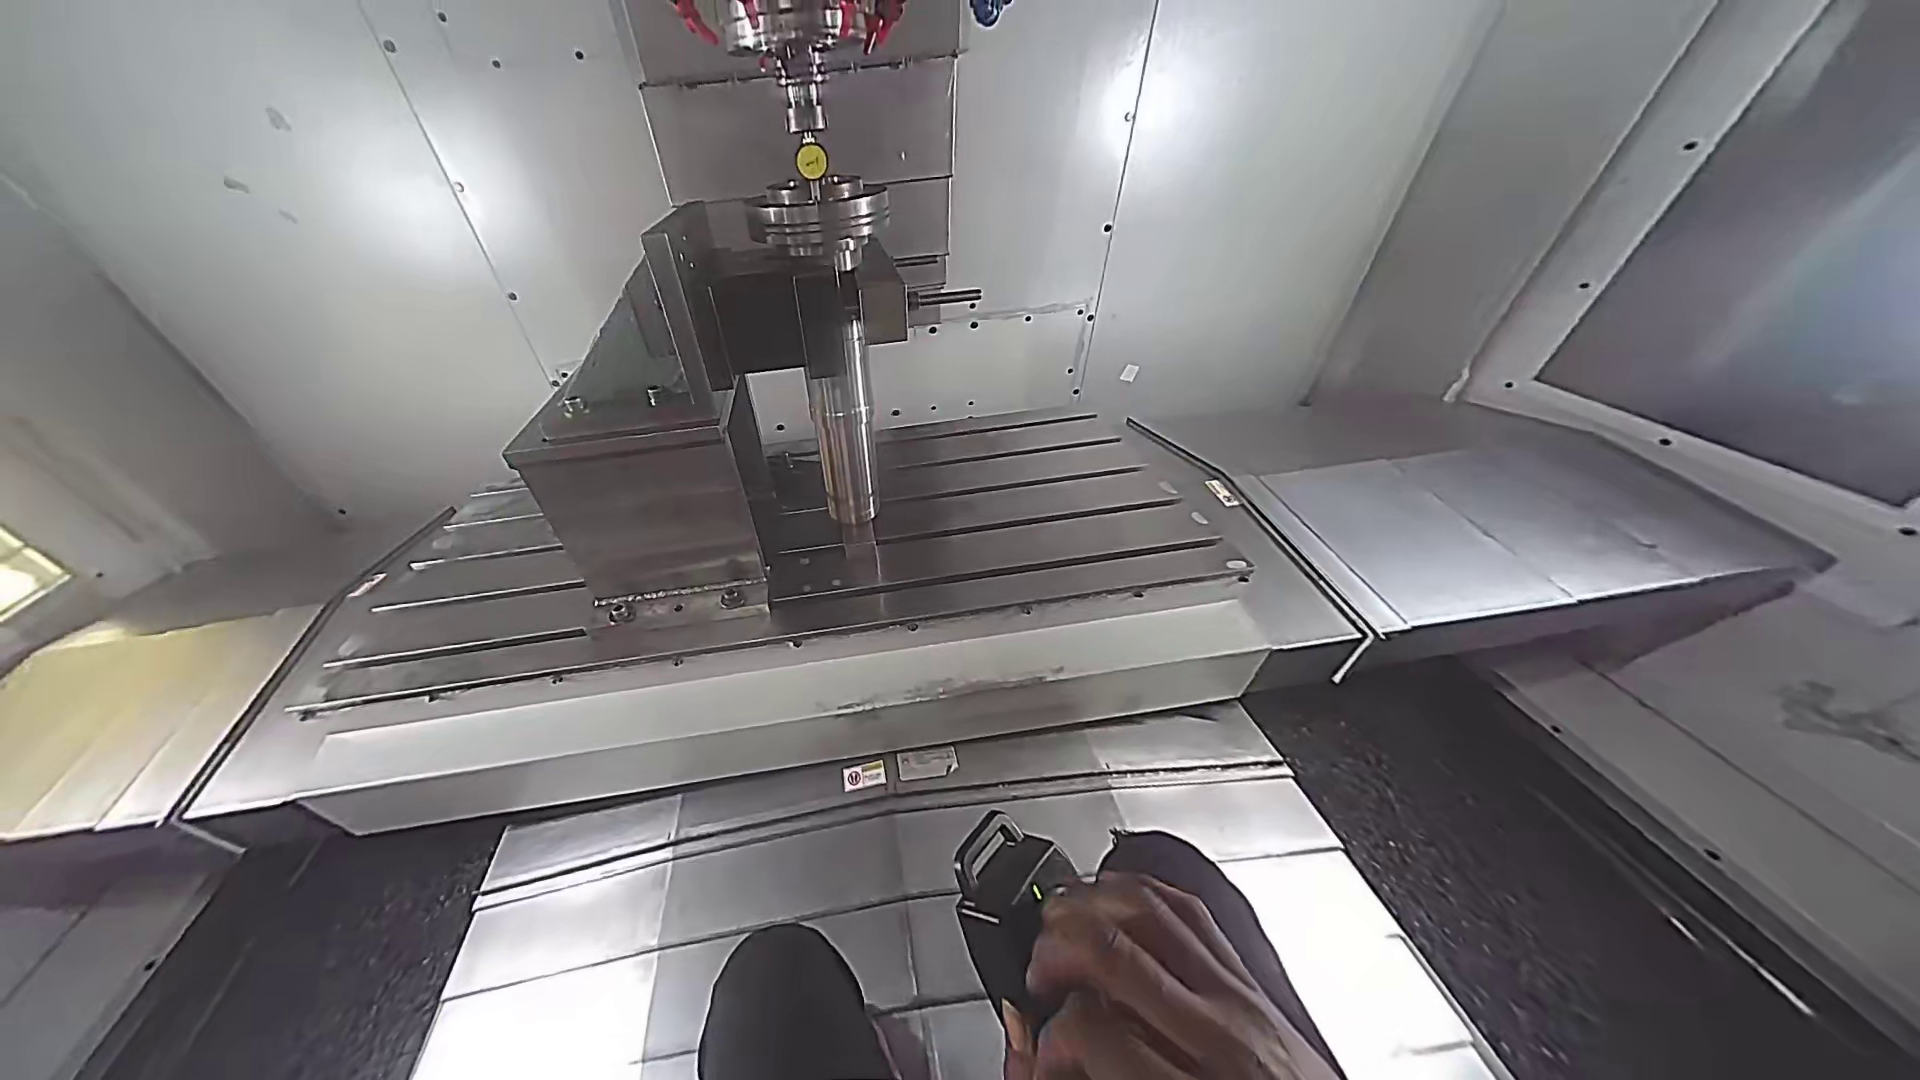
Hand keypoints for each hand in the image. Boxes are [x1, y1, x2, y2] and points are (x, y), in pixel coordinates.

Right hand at [1002, 873, 1339, 1079]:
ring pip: (1150, 913)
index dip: (1051, 1032)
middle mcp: (1217, 1039)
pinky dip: (1140, 889)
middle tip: (1040, 967)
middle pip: (1117, 956)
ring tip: (1059, 915)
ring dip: (1088, 902)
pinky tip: (1113, 893)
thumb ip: (1100, 1074)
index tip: (1042, 1040)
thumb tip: (1042, 1047)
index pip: (1099, 1033)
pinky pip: (1189, 908)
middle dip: (1057, 948)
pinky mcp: (1249, 975)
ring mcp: (1236, 997)